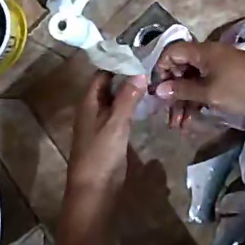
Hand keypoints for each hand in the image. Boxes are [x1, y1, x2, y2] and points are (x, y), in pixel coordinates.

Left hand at [69, 73, 144, 193]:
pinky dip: (133, 105)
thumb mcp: (115, 123)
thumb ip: (127, 97)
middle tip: (153, 65)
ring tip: (155, 80)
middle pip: (110, 85)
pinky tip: (149, 103)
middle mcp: (94, 109)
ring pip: (117, 99)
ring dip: (132, 90)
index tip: (141, 54)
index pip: (103, 73)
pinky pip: (122, 113)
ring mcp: (102, 122)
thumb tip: (140, 72)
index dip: (119, 63)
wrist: (95, 190)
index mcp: (89, 102)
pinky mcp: (111, 135)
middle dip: (128, 75)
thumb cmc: (100, 154)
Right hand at [153, 41, 244, 129]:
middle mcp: (208, 55)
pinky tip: (190, 121)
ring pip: (192, 81)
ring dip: (183, 102)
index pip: (172, 52)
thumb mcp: (209, 93)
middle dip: (172, 92)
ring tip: (178, 126)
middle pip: (181, 69)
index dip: (161, 70)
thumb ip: (182, 90)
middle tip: (167, 116)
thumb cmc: (242, 91)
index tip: (157, 92)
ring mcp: (217, 67)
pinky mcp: (225, 79)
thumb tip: (159, 89)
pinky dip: (196, 101)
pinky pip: (204, 86)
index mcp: (203, 51)